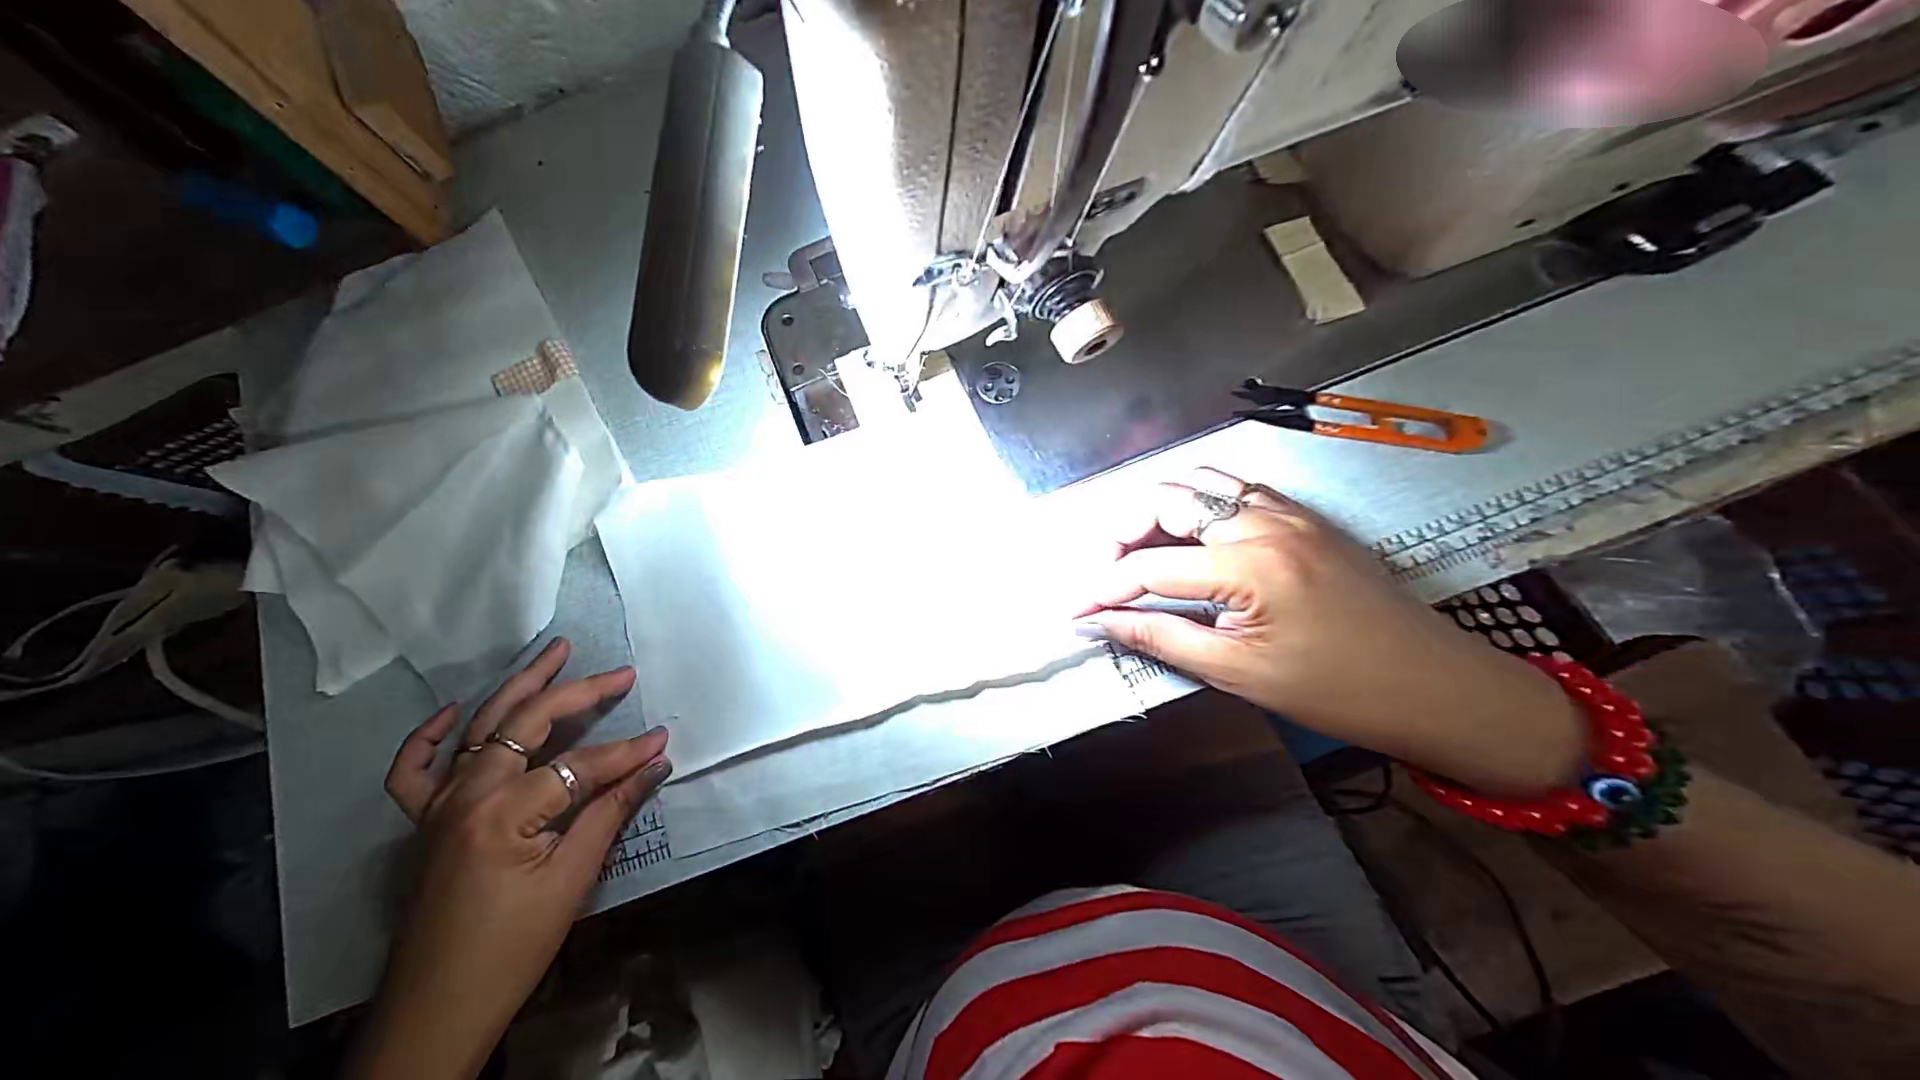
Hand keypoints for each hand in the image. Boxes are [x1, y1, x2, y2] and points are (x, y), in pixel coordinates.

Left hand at [350, 638, 669, 1079]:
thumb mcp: (573, 879)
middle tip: (620, 673)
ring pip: (479, 728)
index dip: (627, 752)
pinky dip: (433, 735)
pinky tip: (460, 711)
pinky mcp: (424, 821)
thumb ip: (611, 810)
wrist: (437, 1008)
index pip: (580, 764)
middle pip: (527, 723)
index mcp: (502, 812)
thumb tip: (655, 762)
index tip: (664, 739)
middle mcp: (465, 794)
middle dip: (579, 693)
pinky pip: (415, 769)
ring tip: (553, 653)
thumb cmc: (513, 948)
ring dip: (519, 687)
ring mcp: (437, 804)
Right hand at [1075, 468, 1583, 795]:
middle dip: (1123, 534)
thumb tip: (1102, 622)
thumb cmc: (1337, 690)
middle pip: (1167, 501)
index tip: (1075, 610)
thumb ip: (1161, 637)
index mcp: (1249, 566)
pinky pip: (1238, 488)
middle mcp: (1265, 523)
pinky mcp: (1305, 516)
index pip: (1149, 565)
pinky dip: (1200, 502)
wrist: (1433, 686)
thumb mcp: (1238, 673)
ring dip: (1159, 510)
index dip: (1103, 589)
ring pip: (1200, 482)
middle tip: (1107, 575)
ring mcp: (1289, 512)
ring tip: (1142, 550)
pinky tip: (1192, 535)